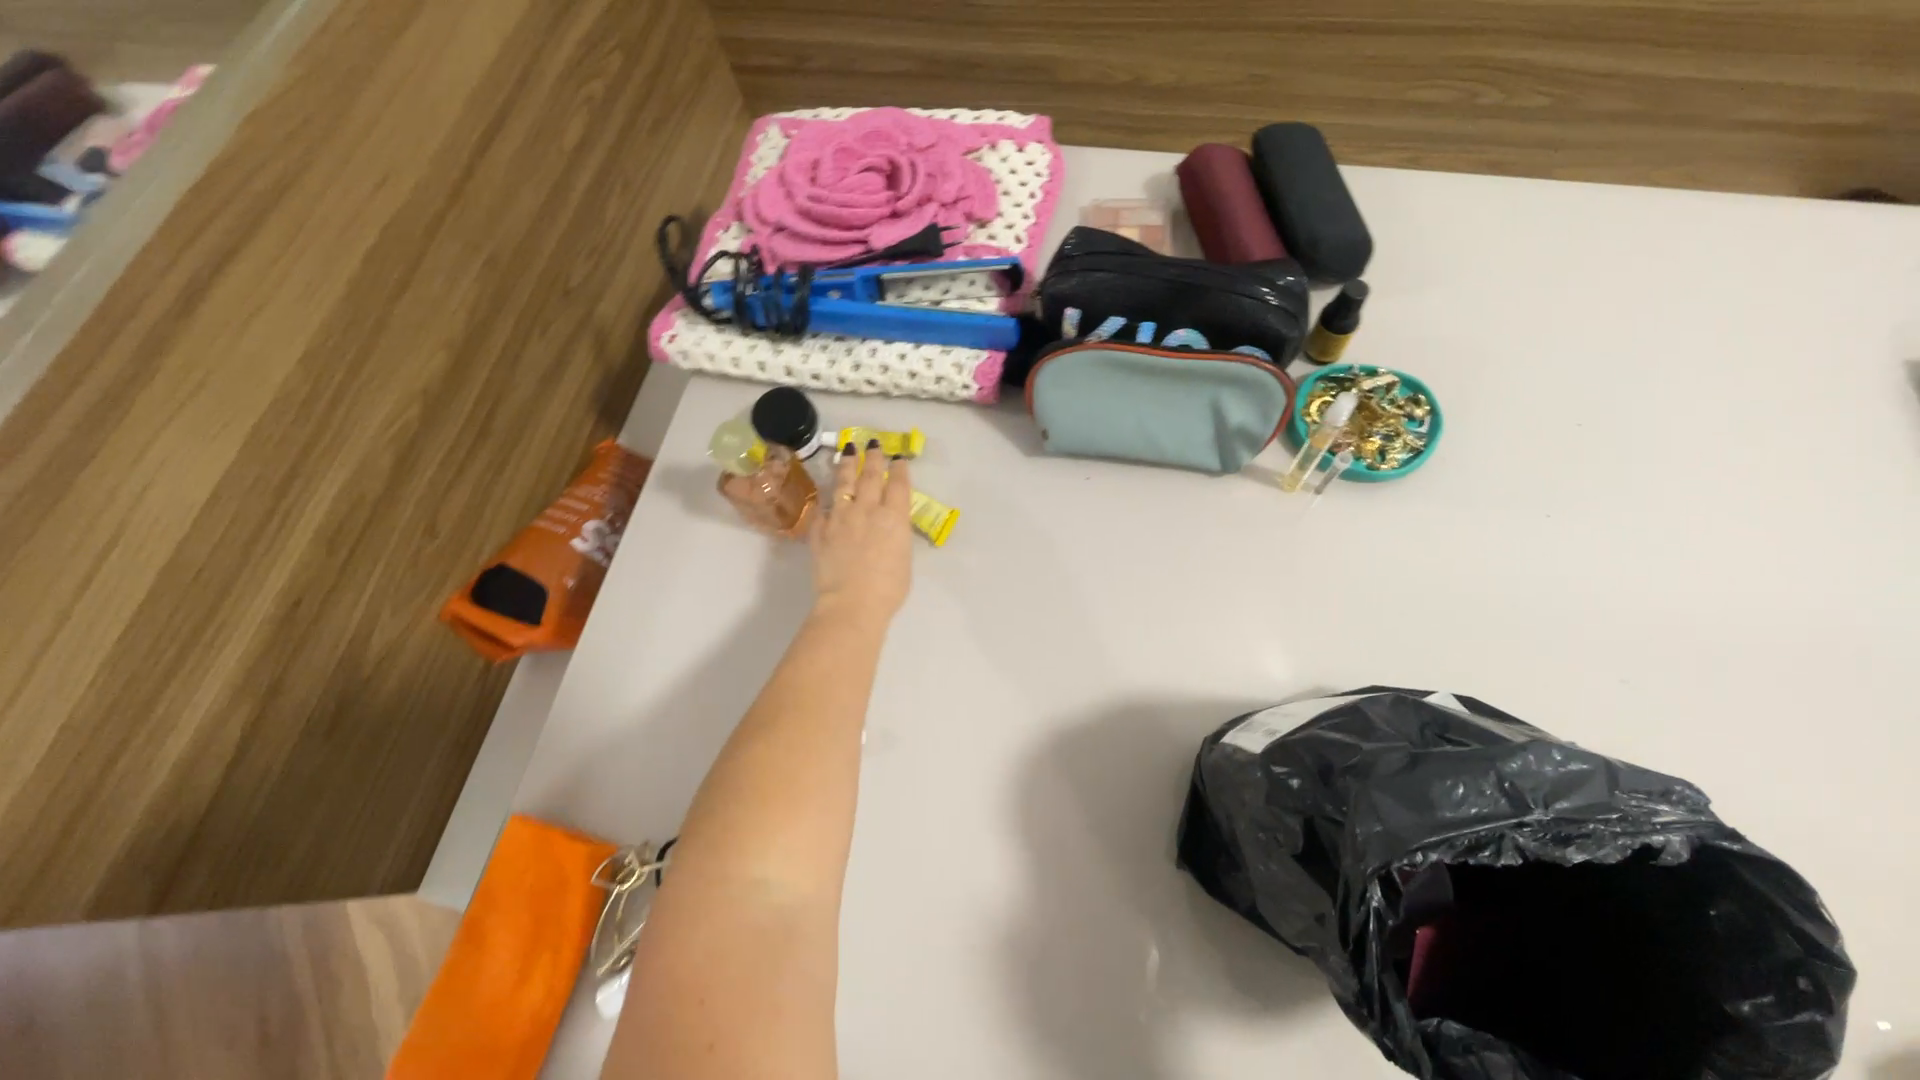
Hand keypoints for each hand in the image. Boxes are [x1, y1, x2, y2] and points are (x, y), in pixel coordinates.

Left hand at [811, 439, 912, 624]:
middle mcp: (868, 510)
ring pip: (844, 484)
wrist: (851, 603)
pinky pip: (823, 510)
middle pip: (870, 476)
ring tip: (847, 451)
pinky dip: (827, 501)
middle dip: (873, 457)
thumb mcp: (904, 559)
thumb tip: (889, 528)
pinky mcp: (820, 530)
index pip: (898, 485)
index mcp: (894, 518)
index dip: (899, 470)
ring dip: (847, 465)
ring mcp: (841, 517)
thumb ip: (896, 536)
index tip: (898, 458)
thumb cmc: (888, 589)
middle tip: (872, 443)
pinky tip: (826, 496)